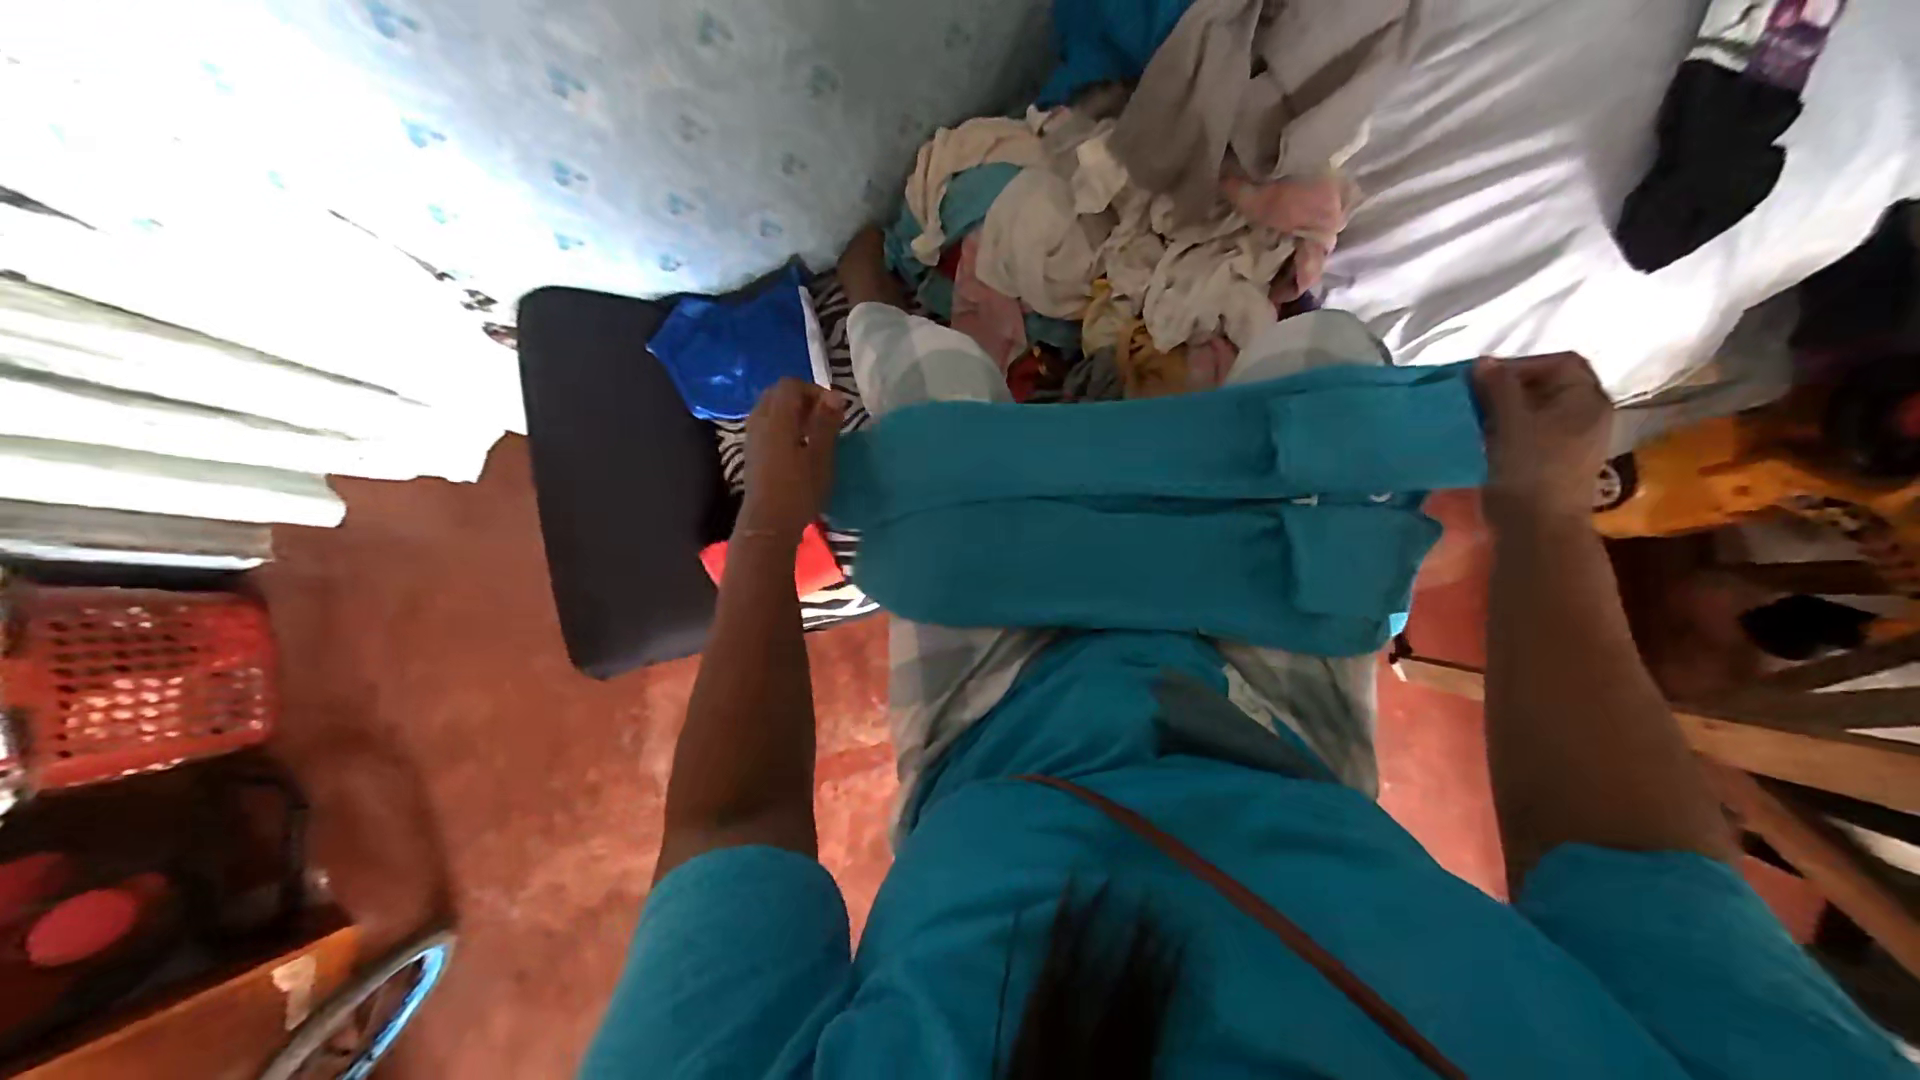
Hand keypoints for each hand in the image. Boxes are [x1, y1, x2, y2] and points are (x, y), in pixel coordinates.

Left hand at [736, 378, 842, 545]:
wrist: (769, 523)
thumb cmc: (799, 489)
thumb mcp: (820, 455)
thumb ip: (826, 422)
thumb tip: (835, 396)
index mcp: (776, 418)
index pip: (791, 384)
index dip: (814, 390)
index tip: (834, 410)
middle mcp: (759, 421)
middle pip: (778, 393)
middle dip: (803, 398)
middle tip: (825, 418)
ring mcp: (752, 437)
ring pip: (771, 409)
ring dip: (793, 413)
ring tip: (814, 433)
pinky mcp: (753, 453)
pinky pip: (767, 425)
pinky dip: (784, 426)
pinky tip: (799, 446)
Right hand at [1473, 353, 1612, 529]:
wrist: (1537, 526)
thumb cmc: (1528, 469)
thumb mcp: (1510, 423)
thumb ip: (1498, 389)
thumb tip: (1483, 362)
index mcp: (1586, 400)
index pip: (1560, 362)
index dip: (1521, 364)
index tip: (1484, 379)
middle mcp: (1586, 414)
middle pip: (1549, 384)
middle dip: (1510, 386)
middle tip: (1475, 397)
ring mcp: (1572, 438)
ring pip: (1537, 408)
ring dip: (1505, 407)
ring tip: (1475, 417)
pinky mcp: (1553, 457)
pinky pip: (1532, 429)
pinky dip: (1508, 426)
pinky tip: (1485, 437)